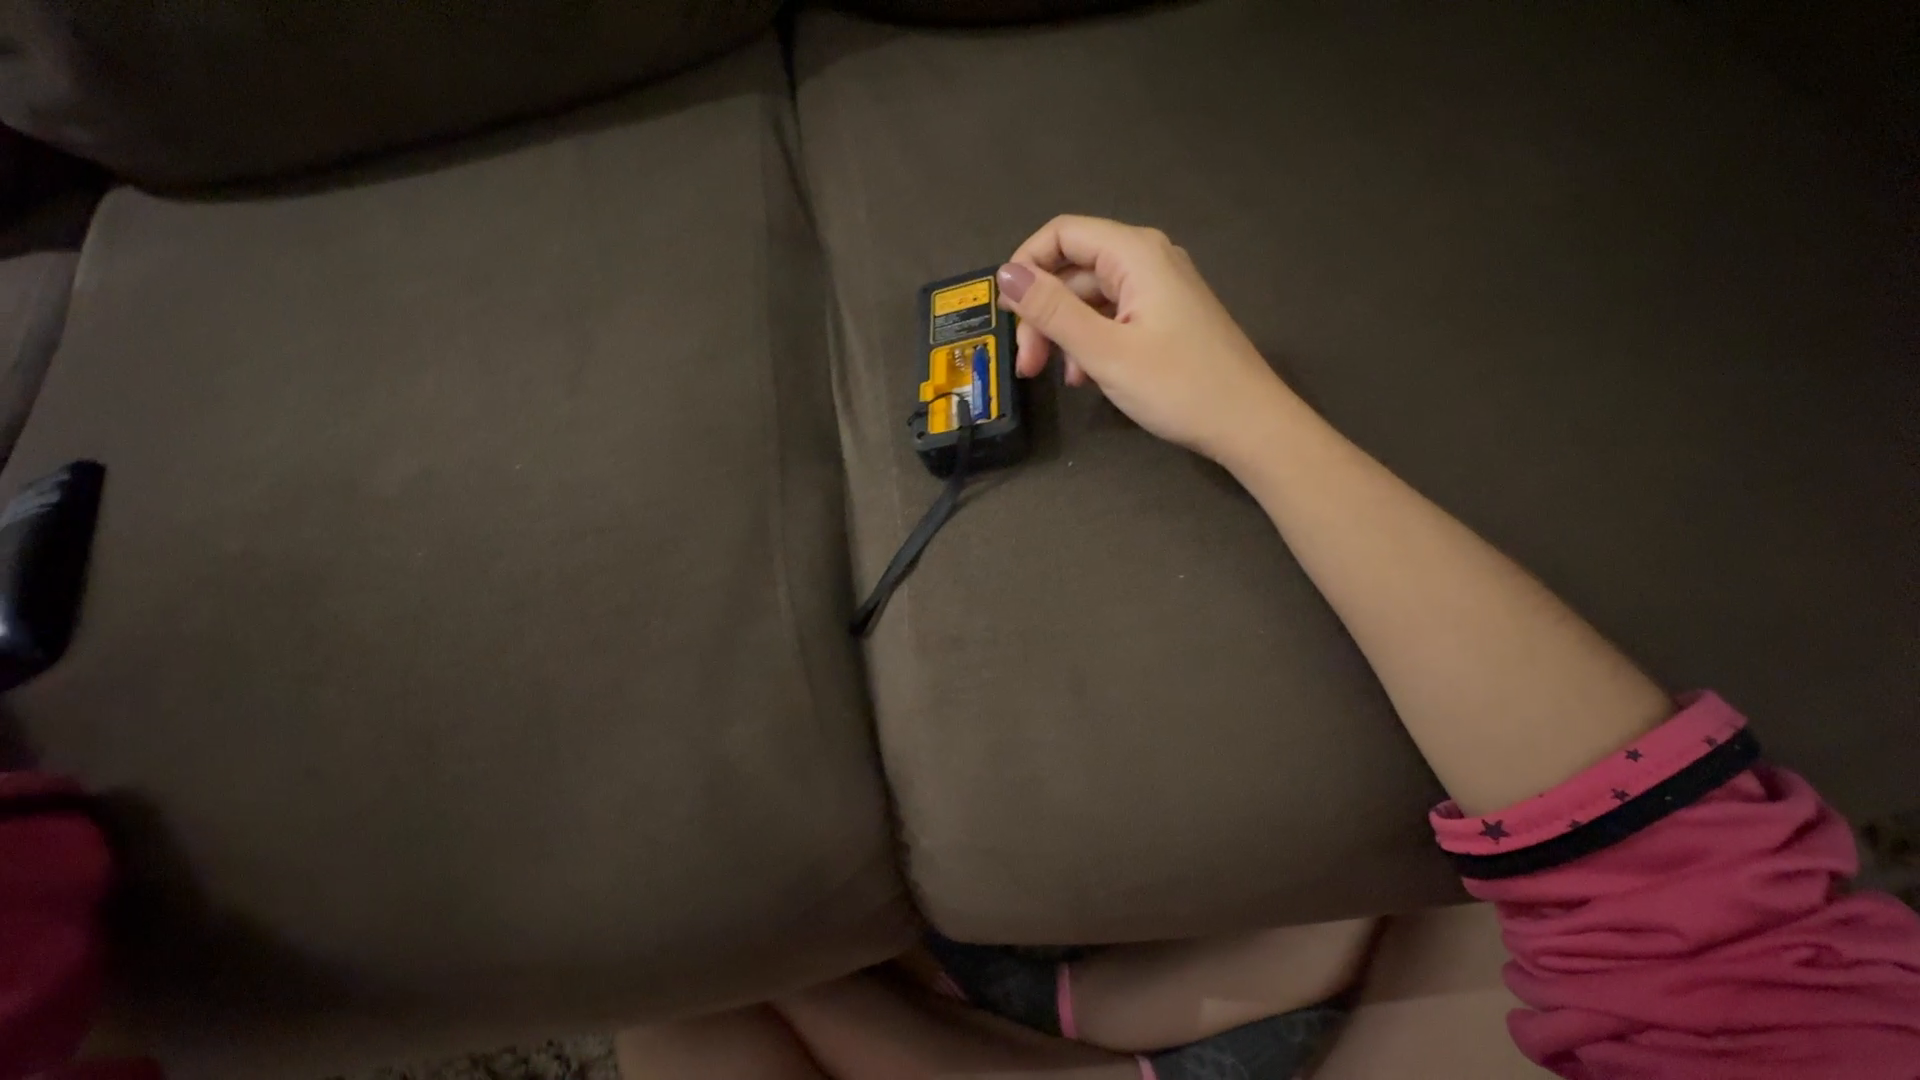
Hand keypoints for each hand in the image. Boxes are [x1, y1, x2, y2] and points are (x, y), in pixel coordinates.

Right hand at [996, 215, 1291, 464]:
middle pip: (1074, 269)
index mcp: (1135, 254)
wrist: (1249, 424)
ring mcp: (1160, 289)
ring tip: (1055, 378)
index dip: (1025, 265)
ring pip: (1090, 298)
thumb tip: (1005, 274)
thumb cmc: (1178, 386)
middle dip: (1042, 312)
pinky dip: (1090, 342)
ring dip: (1064, 333)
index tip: (1006, 312)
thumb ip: (1053, 310)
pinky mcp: (1165, 317)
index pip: (1062, 233)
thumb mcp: (1104, 350)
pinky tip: (1086, 378)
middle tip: (1027, 364)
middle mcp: (1147, 259)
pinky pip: (1113, 317)